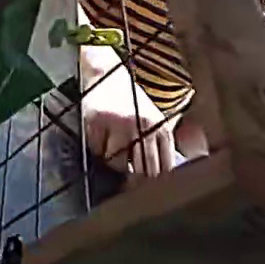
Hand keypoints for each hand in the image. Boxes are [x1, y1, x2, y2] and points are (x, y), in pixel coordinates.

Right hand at [80, 48, 175, 178]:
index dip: (157, 183)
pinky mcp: (95, 119)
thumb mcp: (154, 119)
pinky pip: (97, 148)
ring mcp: (117, 122)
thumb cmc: (131, 100)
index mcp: (160, 128)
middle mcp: (140, 125)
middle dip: (137, 179)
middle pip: (142, 168)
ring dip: (114, 162)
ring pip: (117, 161)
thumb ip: (161, 145)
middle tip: (130, 183)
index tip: (150, 191)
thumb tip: (169, 177)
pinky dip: (98, 149)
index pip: (163, 167)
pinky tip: (100, 139)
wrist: (105, 72)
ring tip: (113, 153)